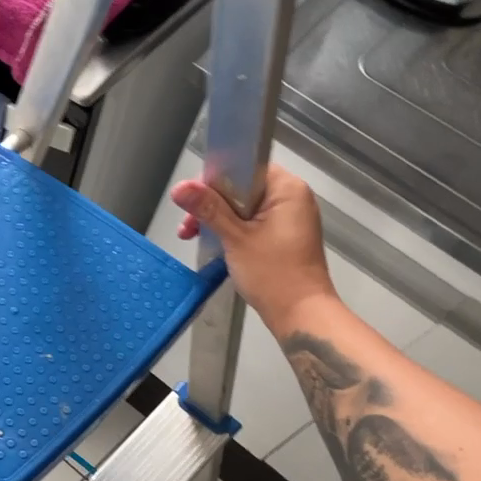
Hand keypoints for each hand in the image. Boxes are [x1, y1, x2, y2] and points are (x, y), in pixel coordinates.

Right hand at [172, 166, 336, 321]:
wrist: (300, 312)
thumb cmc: (271, 273)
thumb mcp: (234, 238)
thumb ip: (208, 209)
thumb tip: (180, 187)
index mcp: (287, 188)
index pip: (245, 168)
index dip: (214, 182)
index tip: (192, 203)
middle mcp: (293, 197)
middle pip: (243, 189)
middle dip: (212, 206)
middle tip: (188, 229)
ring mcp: (291, 218)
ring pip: (246, 209)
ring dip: (220, 222)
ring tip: (196, 240)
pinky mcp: (285, 237)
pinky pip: (254, 225)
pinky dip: (234, 233)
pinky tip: (217, 246)